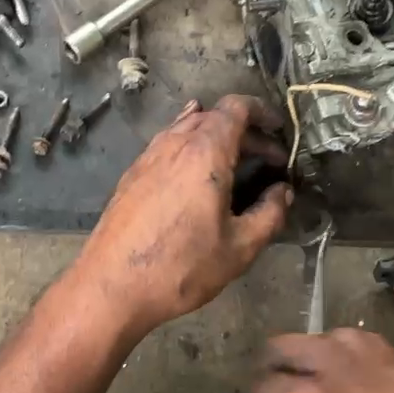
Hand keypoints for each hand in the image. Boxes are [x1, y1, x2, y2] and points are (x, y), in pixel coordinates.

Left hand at [69, 95, 291, 334]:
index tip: (281, 132)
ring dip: (217, 138)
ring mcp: (149, 155)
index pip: (236, 107)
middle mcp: (175, 143)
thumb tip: (282, 192)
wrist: (111, 285)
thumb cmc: (181, 266)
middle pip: (215, 117)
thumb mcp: (239, 248)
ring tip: (237, 162)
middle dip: (247, 133)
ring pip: (189, 127)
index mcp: (205, 152)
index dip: (263, 112)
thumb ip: (269, 214)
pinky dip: (192, 147)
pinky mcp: (134, 173)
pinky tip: (197, 167)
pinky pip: (169, 143)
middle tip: (269, 161)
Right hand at [236, 330, 393, 392]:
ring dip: (310, 349)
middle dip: (275, 363)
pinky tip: (342, 365)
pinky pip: (371, 342)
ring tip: (302, 371)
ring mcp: (389, 375)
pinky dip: (347, 345)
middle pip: (299, 348)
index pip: (275, 389)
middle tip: (268, 388)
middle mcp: (355, 386)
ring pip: (334, 337)